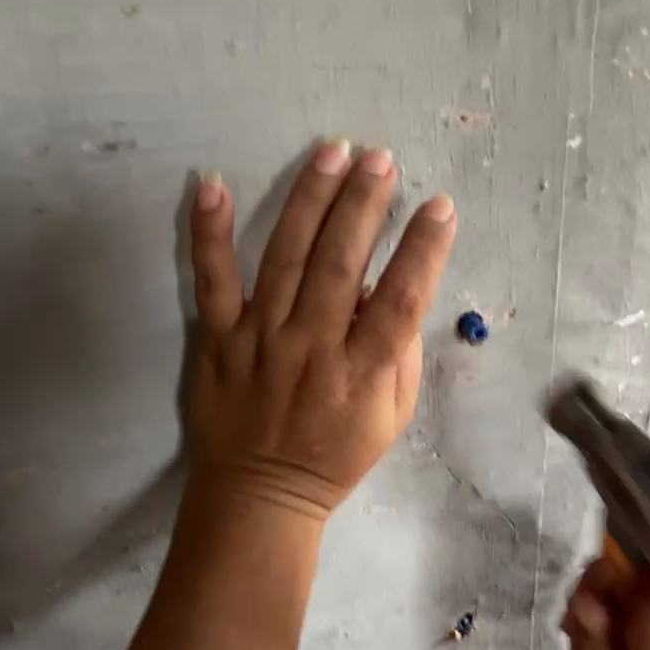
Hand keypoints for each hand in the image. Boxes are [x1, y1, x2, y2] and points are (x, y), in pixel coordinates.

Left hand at [186, 139, 456, 521]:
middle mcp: (313, 348)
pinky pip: (212, 281)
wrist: (260, 497)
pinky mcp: (218, 340)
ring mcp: (261, 340)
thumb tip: (389, 291)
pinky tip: (213, 184)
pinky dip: (210, 233)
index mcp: (363, 373)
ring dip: (312, 200)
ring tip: (332, 151)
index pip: (403, 300)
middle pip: (344, 264)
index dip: (425, 250)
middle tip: (382, 159)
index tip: (440, 206)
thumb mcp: (393, 419)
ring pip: (288, 258)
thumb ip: (398, 355)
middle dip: (366, 205)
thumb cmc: (335, 456)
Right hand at [560, 553, 649, 649]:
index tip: (579, 598)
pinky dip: (613, 605)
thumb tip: (587, 600)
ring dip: (605, 594)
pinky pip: (642, 599)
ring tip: (578, 628)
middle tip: (572, 619)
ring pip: (642, 585)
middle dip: (604, 585)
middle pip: (646, 581)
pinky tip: (592, 630)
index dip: (614, 578)